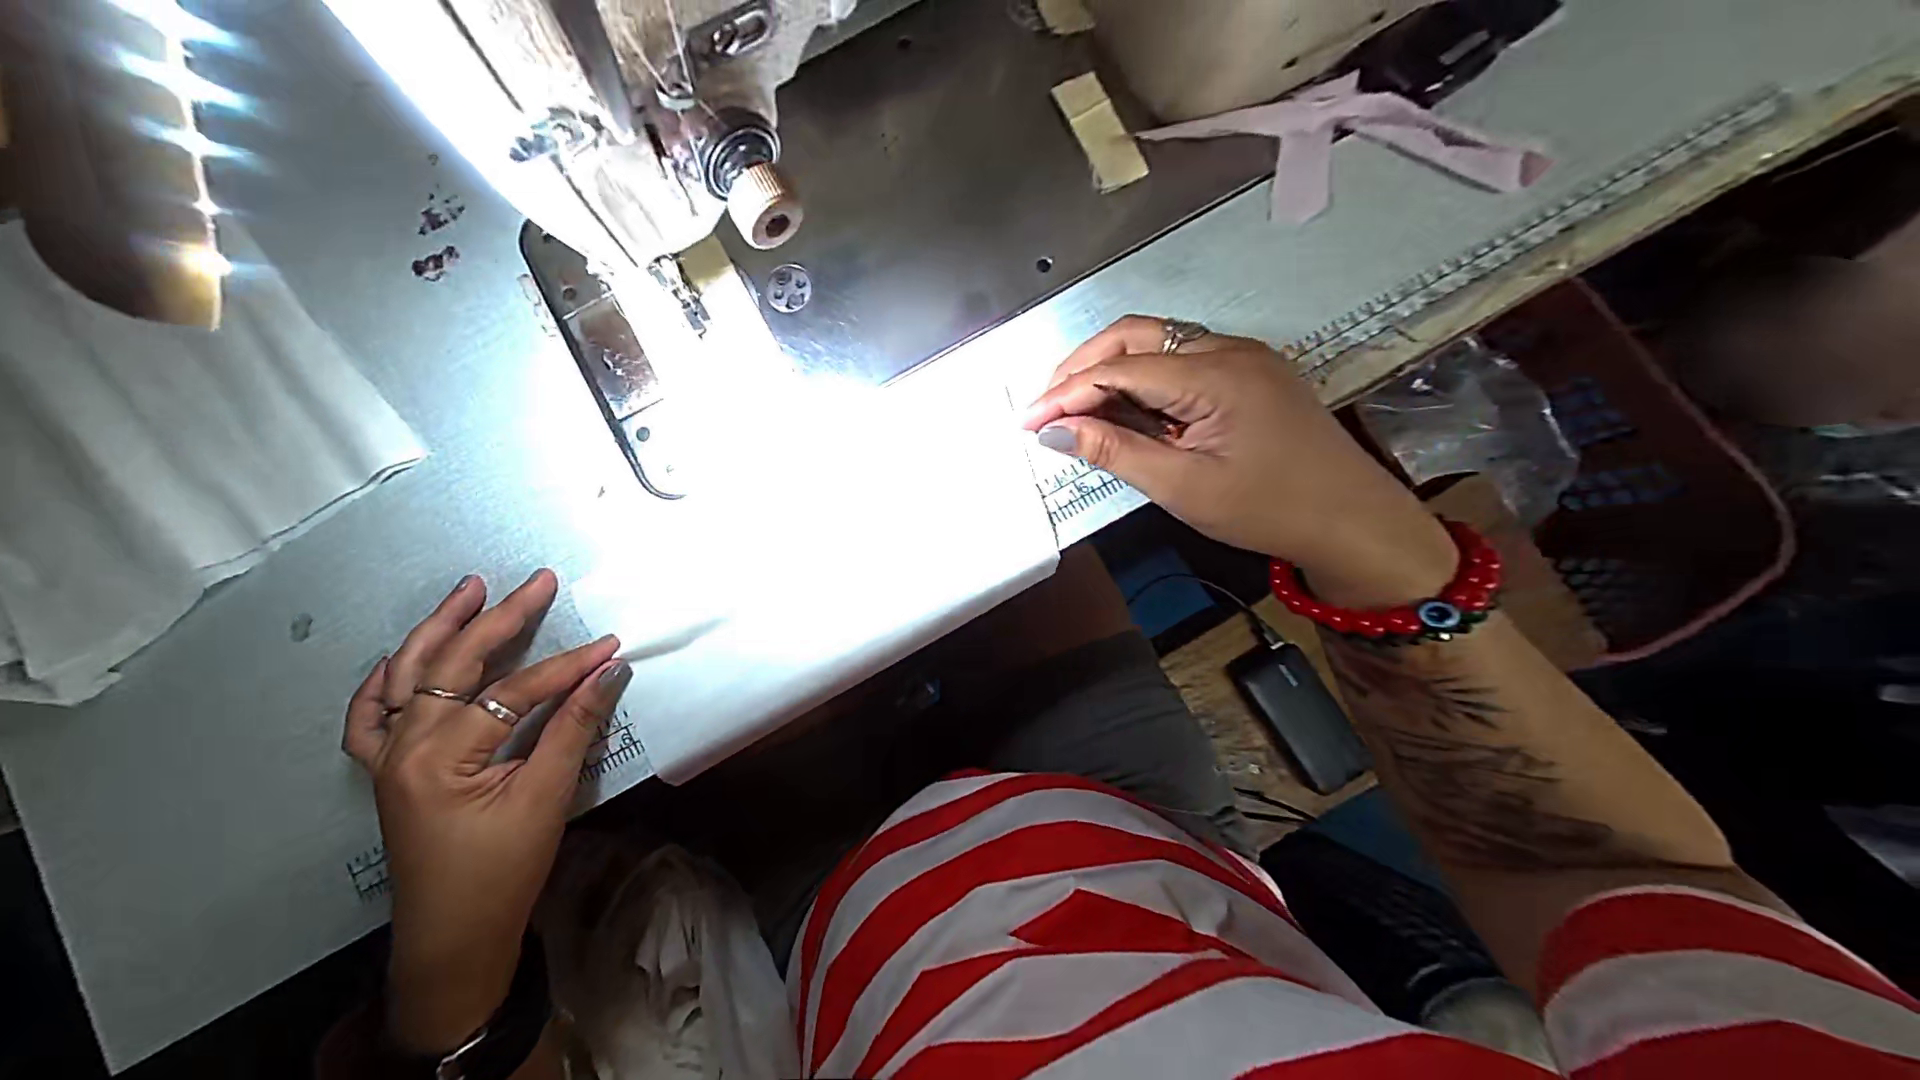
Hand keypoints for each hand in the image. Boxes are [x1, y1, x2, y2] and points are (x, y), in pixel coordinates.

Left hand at [342, 569, 629, 1054]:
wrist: (454, 937)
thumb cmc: (502, 871)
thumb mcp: (546, 798)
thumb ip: (574, 728)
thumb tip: (609, 672)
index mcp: (438, 757)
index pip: (514, 691)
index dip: (568, 665)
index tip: (610, 644)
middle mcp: (402, 747)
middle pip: (451, 664)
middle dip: (500, 618)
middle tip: (537, 581)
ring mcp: (387, 758)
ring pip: (406, 677)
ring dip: (439, 630)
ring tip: (469, 590)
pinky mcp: (389, 771)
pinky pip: (371, 717)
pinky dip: (385, 681)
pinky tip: (402, 658)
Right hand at [1023, 316, 1455, 606]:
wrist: (1351, 521)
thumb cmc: (1270, 508)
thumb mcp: (1183, 487)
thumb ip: (1115, 451)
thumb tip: (1055, 431)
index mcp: (1216, 374)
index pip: (1120, 368)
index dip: (1067, 392)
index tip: (1030, 421)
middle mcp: (1228, 349)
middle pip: (1135, 337)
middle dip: (1083, 367)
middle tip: (1047, 408)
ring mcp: (1241, 358)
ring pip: (1157, 346)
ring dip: (1111, 372)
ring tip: (1077, 412)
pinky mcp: (1247, 374)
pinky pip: (1180, 364)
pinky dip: (1143, 384)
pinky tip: (1126, 413)